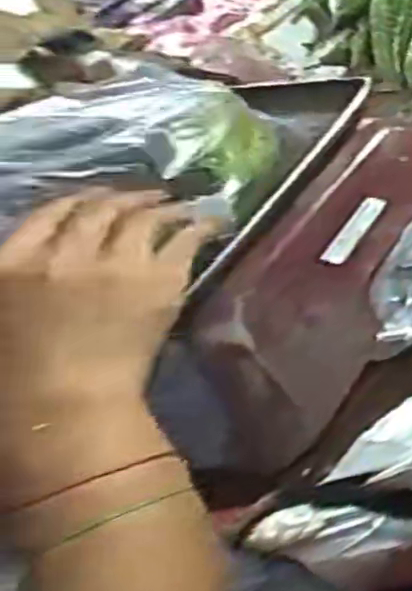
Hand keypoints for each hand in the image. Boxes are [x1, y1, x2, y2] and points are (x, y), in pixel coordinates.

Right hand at [0, 190, 218, 412]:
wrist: (65, 396)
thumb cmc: (18, 365)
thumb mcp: (6, 306)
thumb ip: (27, 269)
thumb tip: (55, 245)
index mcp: (6, 264)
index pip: (50, 213)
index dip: (82, 198)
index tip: (101, 196)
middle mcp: (63, 257)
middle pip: (102, 209)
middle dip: (128, 196)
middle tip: (151, 194)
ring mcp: (118, 266)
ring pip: (147, 218)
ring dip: (167, 206)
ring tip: (181, 204)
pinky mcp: (163, 279)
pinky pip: (187, 239)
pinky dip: (201, 224)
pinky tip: (212, 222)